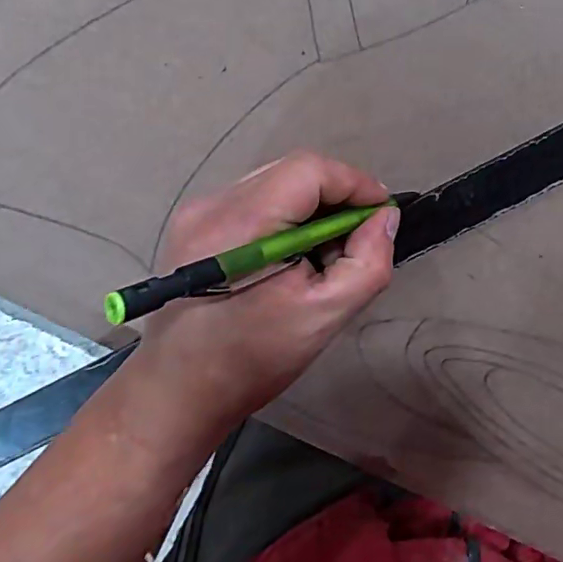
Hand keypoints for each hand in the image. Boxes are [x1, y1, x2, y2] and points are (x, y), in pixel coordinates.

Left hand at [126, 151, 398, 435]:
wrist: (177, 391)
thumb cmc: (252, 359)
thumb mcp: (324, 316)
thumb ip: (367, 262)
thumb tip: (385, 218)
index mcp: (240, 224)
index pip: (308, 170)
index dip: (353, 182)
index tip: (381, 210)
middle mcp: (213, 203)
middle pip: (291, 170)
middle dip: (335, 193)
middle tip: (359, 231)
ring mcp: (198, 209)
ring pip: (273, 180)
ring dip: (311, 203)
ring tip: (326, 246)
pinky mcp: (193, 221)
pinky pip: (253, 197)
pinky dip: (285, 212)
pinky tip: (292, 250)